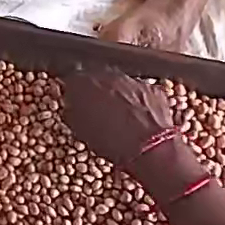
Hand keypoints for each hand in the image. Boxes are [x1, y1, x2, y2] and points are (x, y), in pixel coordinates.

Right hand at [61, 70, 175, 165]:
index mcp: (84, 84)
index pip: (72, 78)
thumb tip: (72, 109)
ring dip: (116, 93)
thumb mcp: (81, 131)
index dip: (72, 90)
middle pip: (97, 75)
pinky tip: (137, 115)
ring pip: (119, 82)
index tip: (73, 99)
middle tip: (95, 106)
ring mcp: (131, 80)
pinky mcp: (152, 89)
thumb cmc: (111, 142)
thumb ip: (72, 112)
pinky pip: (140, 91)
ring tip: (117, 114)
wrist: (148, 148)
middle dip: (95, 89)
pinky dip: (138, 100)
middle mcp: (107, 76)